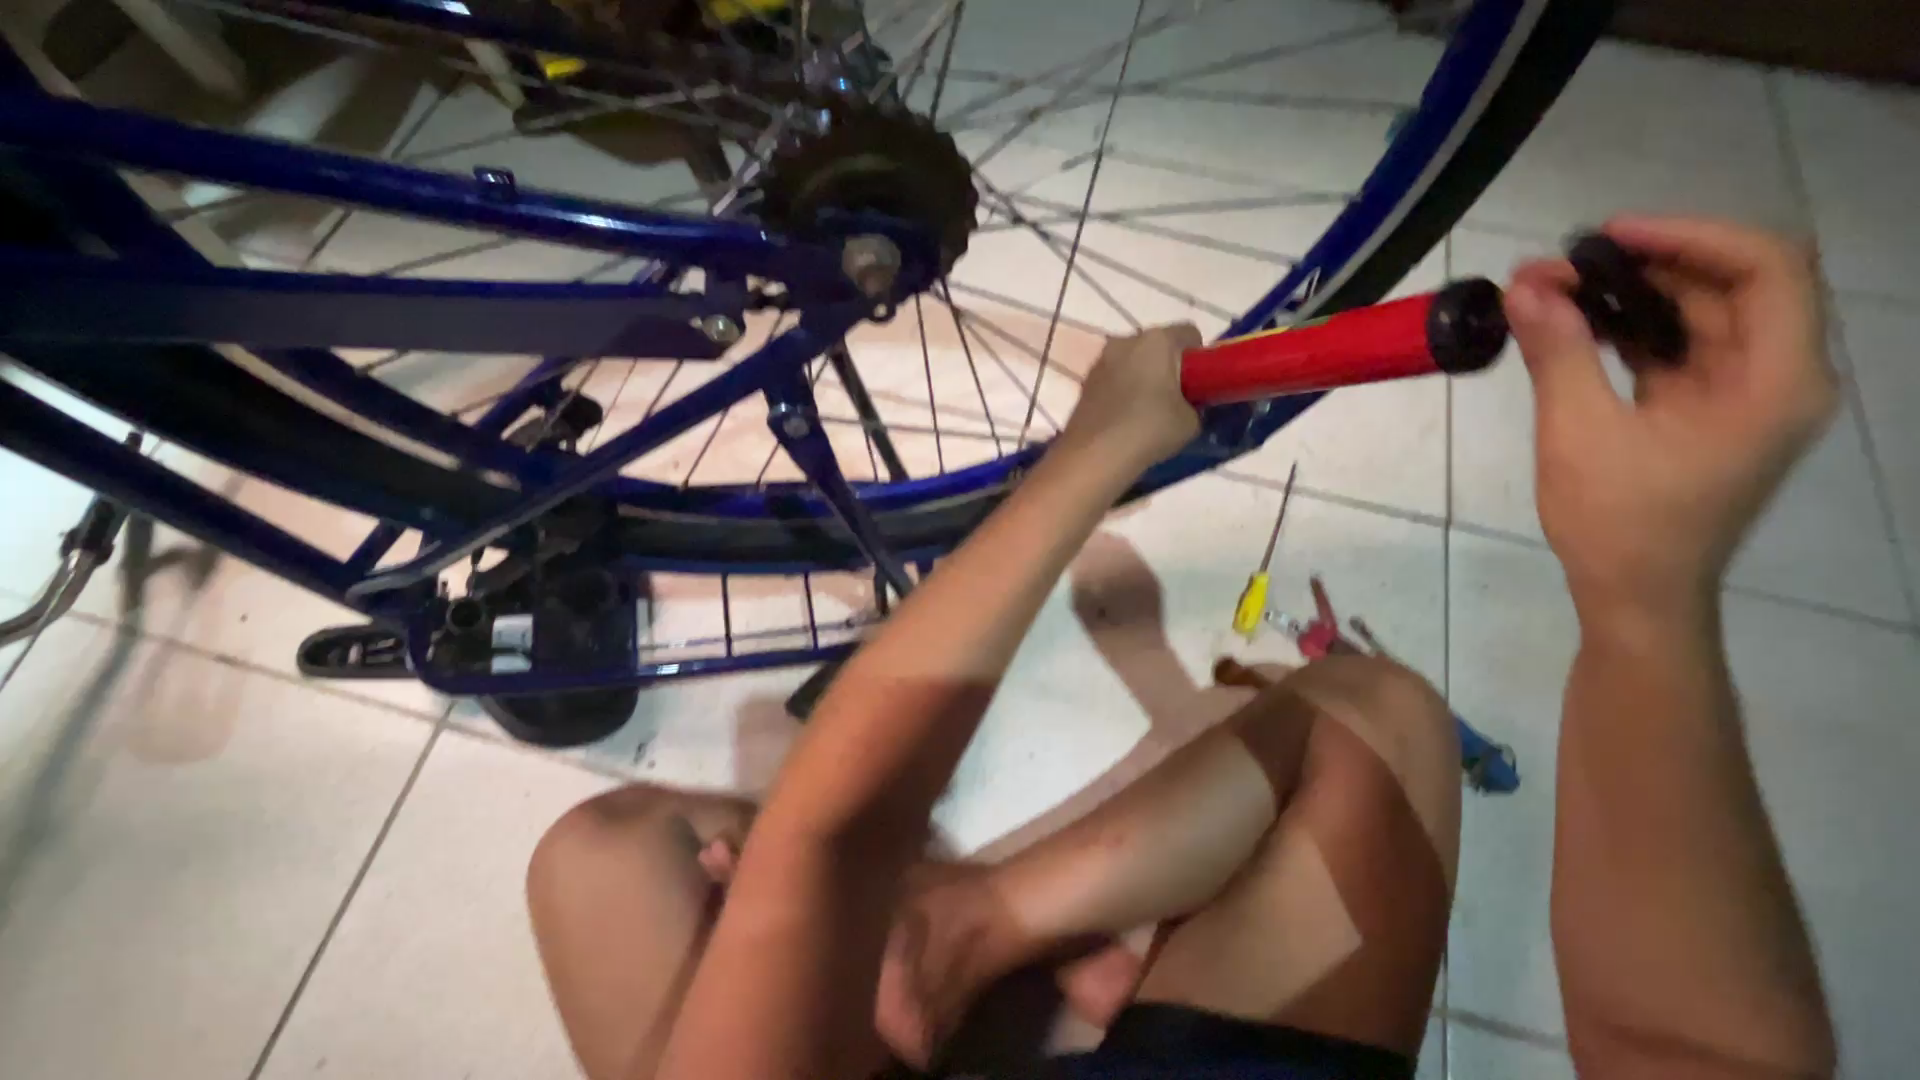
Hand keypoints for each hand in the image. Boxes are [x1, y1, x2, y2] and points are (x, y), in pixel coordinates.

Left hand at [1060, 323, 1203, 472]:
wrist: (1095, 456)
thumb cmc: (1150, 430)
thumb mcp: (1192, 421)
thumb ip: (1196, 404)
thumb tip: (1187, 406)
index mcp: (1157, 340)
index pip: (1189, 333)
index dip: (1199, 358)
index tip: (1199, 384)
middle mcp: (1125, 340)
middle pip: (1157, 345)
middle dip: (1169, 366)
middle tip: (1175, 399)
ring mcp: (1100, 360)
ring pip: (1132, 361)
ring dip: (1142, 377)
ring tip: (1147, 412)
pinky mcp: (1084, 381)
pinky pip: (1113, 377)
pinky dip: (1121, 390)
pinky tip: (1124, 418)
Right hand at [1506, 217, 1837, 626]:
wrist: (1635, 595)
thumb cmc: (1618, 523)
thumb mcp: (1578, 434)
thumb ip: (1559, 353)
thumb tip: (1524, 287)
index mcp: (1775, 381)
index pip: (1766, 268)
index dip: (1689, 237)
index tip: (1607, 236)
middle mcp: (1779, 377)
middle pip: (1733, 285)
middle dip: (1647, 264)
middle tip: (1563, 264)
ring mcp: (1745, 395)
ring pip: (1703, 315)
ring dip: (1633, 296)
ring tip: (1557, 289)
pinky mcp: (1710, 411)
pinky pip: (1680, 349)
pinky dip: (1632, 330)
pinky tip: (1577, 326)